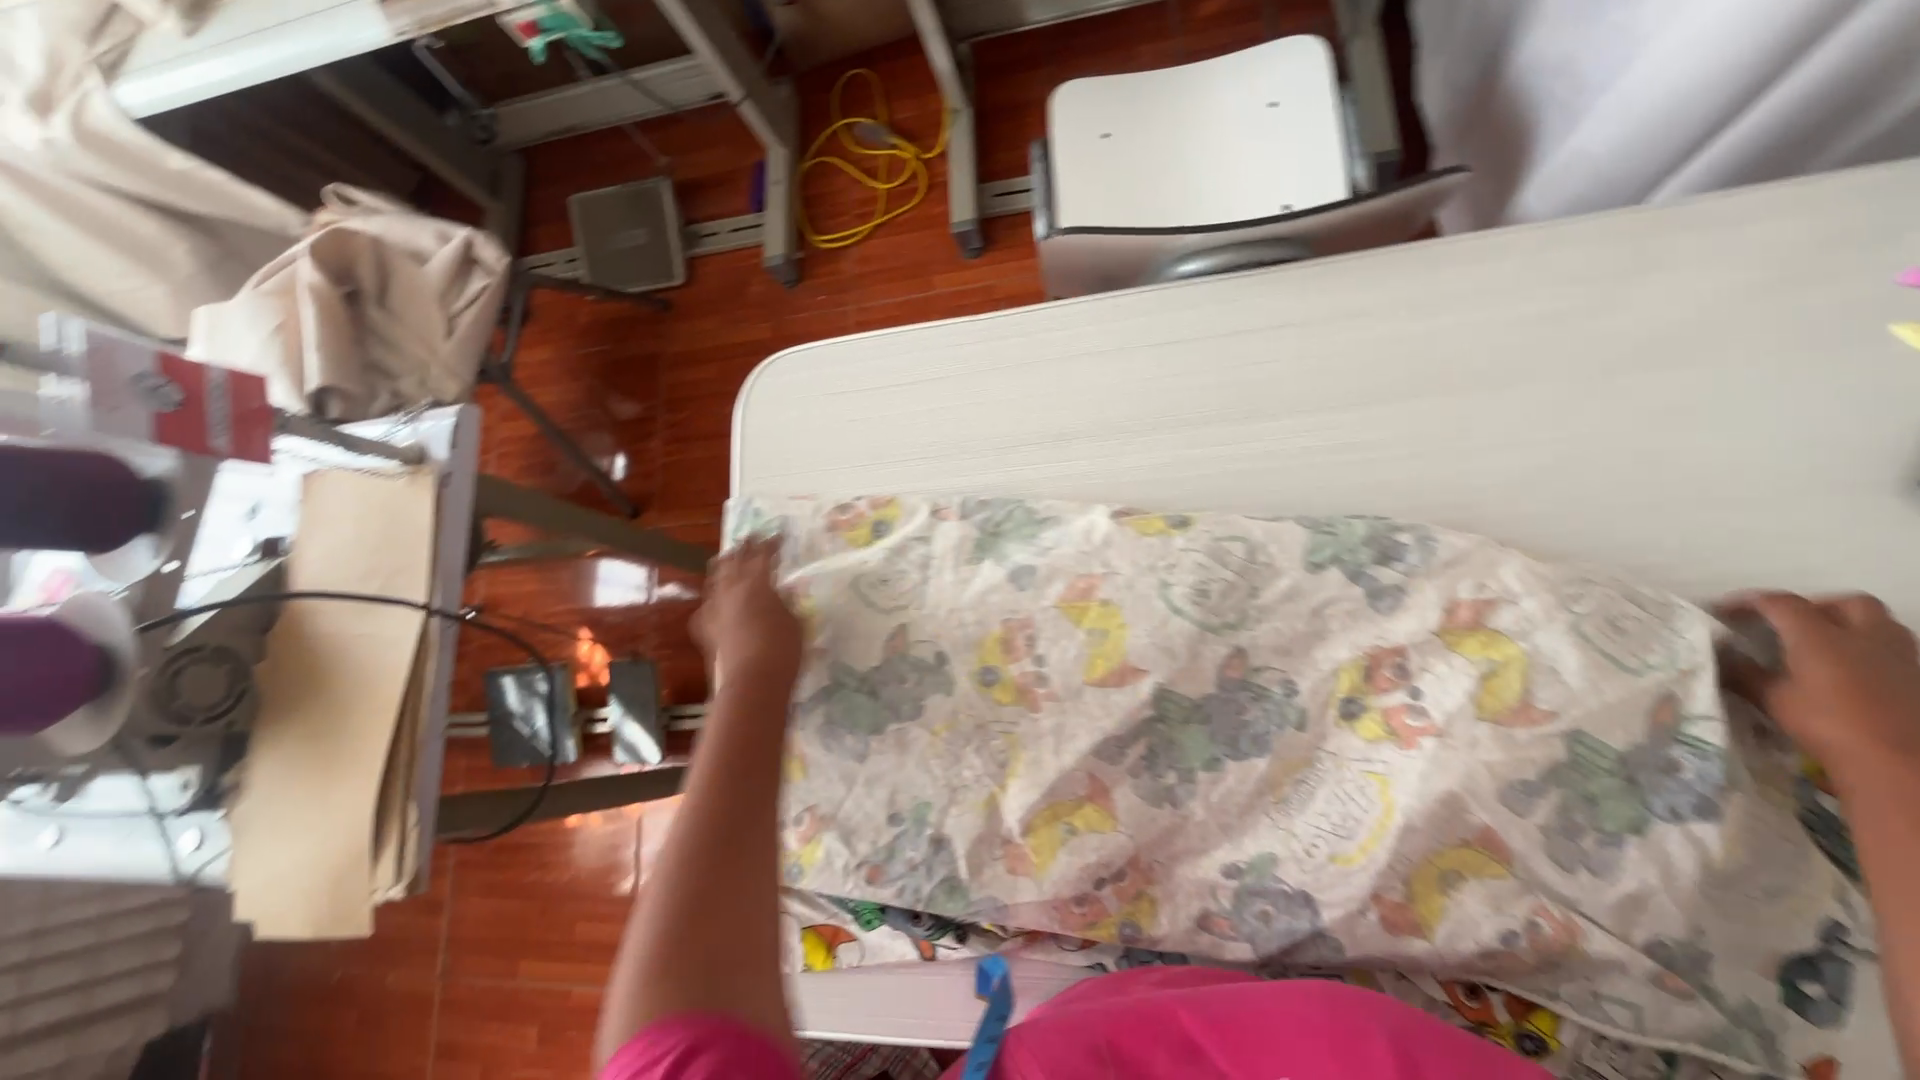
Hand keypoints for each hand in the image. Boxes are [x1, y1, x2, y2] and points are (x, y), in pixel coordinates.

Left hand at [692, 536, 802, 685]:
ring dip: (724, 567)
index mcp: (757, 583)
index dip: (771, 544)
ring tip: (728, 560)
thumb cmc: (783, 651)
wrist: (753, 683)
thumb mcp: (795, 622)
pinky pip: (707, 607)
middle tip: (750, 538)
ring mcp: (716, 609)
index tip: (779, 535)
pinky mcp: (707, 630)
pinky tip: (715, 602)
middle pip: (734, 560)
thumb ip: (786, 603)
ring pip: (715, 579)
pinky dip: (713, 599)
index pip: (763, 555)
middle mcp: (731, 590)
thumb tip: (780, 592)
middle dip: (743, 548)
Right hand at [1722, 592, 1919, 792]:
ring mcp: (1898, 654)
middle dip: (1814, 605)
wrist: (1897, 762)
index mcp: (1821, 636)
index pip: (1781, 603)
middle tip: (1789, 624)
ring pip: (1876, 621)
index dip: (1749, 602)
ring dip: (1848, 623)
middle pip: (1843, 602)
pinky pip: (1890, 646)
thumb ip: (1744, 674)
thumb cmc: (1828, 726)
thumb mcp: (1774, 700)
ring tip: (1823, 644)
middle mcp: (1864, 634)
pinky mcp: (1916, 675)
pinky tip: (1851, 669)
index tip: (1724, 611)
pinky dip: (1867, 647)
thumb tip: (1719, 656)